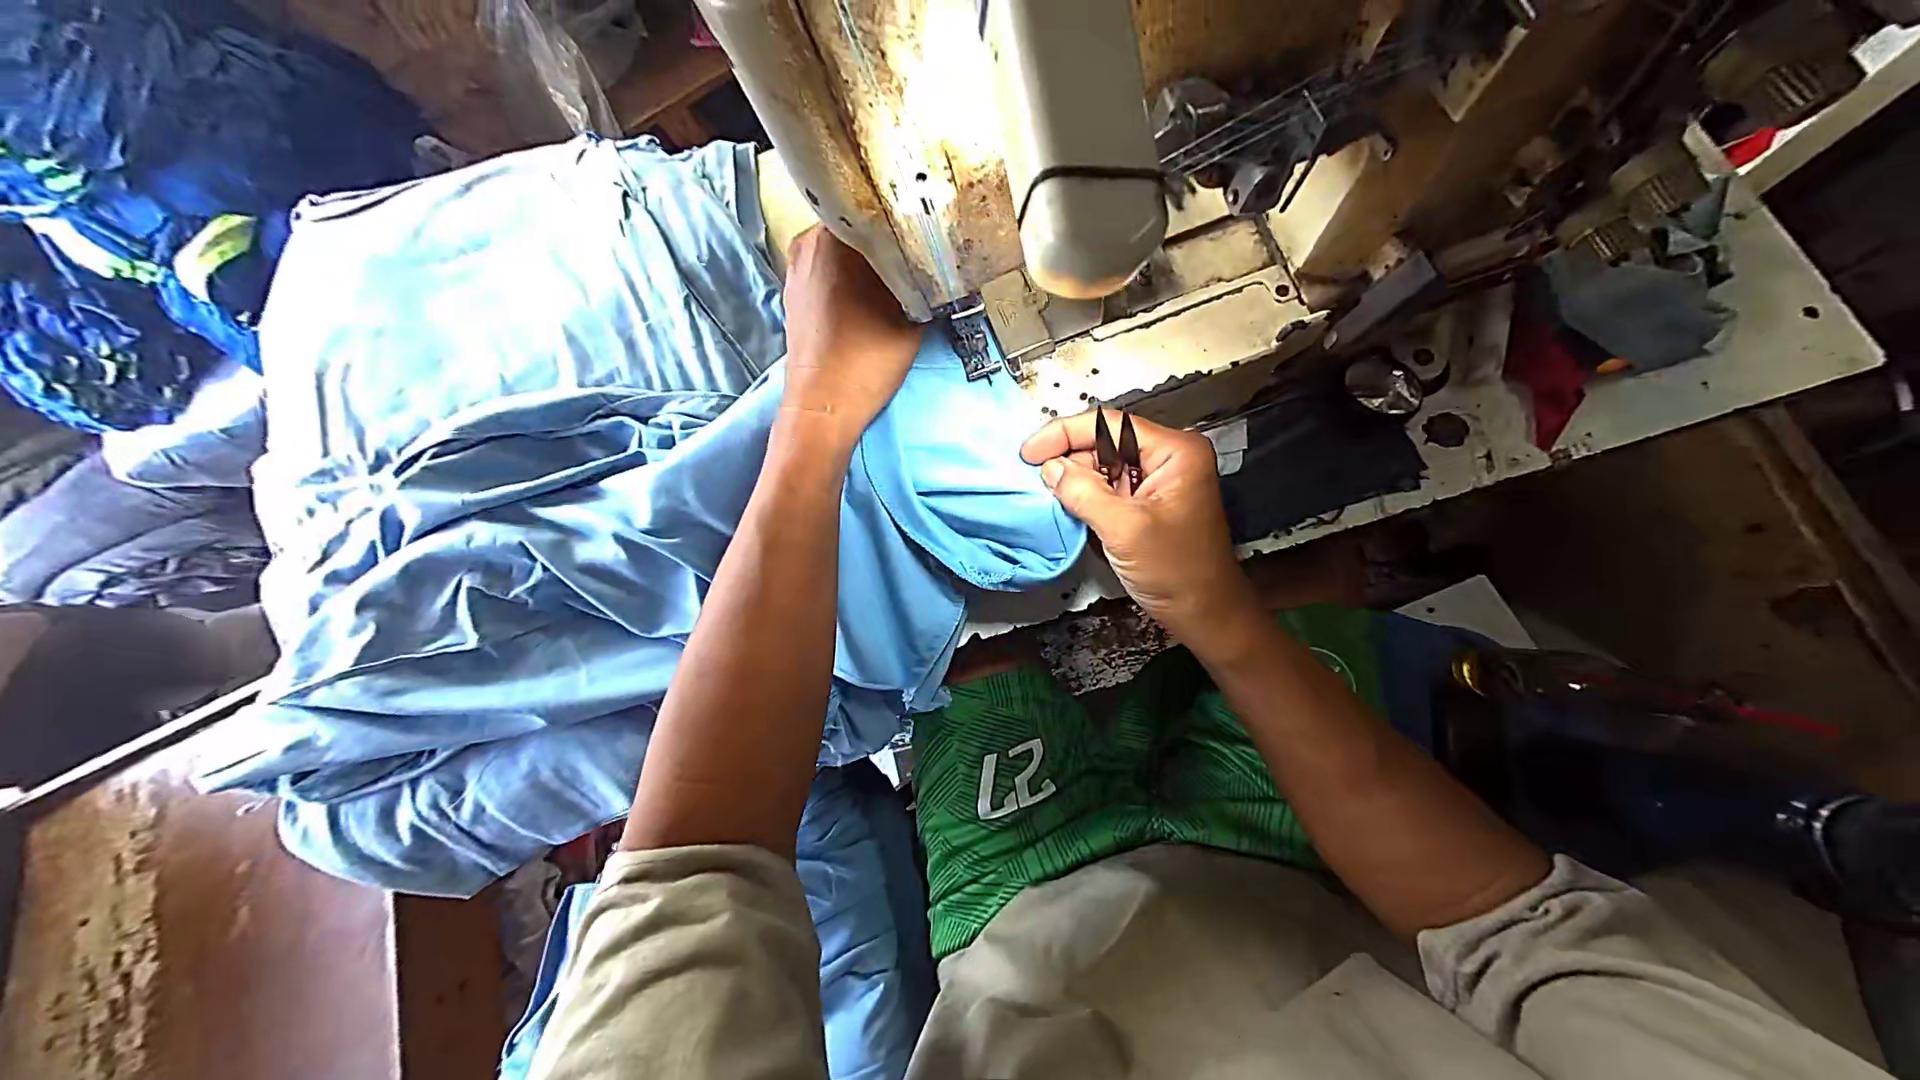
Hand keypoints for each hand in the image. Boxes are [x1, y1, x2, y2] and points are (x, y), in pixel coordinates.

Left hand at [780, 226, 923, 433]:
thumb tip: (940, 264)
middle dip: (889, 239)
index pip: (878, 204)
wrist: (823, 407)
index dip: (907, 216)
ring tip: (901, 277)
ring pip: (845, 250)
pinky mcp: (796, 294)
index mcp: (834, 235)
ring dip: (871, 261)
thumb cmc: (864, 360)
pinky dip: (852, 278)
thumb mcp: (911, 316)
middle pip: (859, 226)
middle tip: (921, 255)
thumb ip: (927, 281)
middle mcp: (808, 242)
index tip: (930, 228)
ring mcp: (797, 268)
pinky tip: (874, 297)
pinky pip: (831, 271)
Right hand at [1022, 410, 1264, 654]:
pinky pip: (1107, 489)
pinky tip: (1068, 507)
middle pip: (1104, 442)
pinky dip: (1084, 496)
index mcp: (1174, 452)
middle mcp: (1167, 459)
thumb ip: (1084, 493)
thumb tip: (1050, 469)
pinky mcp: (1145, 504)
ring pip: (1102, 466)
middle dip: (1068, 458)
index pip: (1110, 425)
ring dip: (1074, 479)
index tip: (1030, 452)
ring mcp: (1156, 482)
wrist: (1205, 614)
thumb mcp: (1125, 529)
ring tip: (1049, 495)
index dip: (1064, 433)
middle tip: (1035, 478)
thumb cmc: (1178, 572)